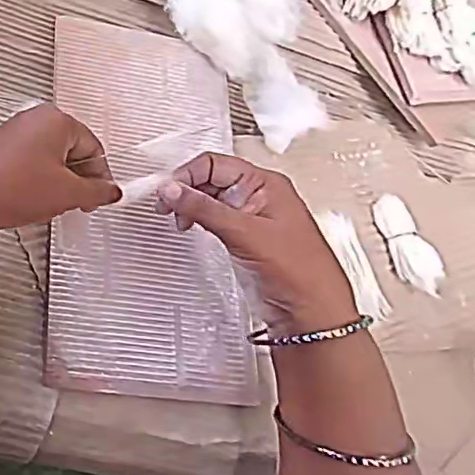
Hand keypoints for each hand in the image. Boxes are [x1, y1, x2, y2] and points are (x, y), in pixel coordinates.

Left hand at [0, 104, 120, 232]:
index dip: (101, 177)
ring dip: (57, 181)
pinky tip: (31, 199)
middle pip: (72, 150)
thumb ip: (98, 191)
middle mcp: (34, 119)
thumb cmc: (9, 189)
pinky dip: (37, 180)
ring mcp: (14, 132)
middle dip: (78, 179)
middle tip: (79, 202)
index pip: (94, 147)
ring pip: (51, 157)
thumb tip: (108, 191)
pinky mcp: (0, 148)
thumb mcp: (68, 193)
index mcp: (56, 120)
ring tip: (50, 202)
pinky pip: (30, 161)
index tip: (101, 195)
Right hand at [153, 153, 357, 330]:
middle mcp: (256, 195)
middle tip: (166, 203)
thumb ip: (204, 209)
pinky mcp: (240, 235)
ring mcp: (247, 215)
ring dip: (187, 203)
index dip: (187, 175)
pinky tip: (188, 225)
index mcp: (265, 184)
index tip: (168, 192)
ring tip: (176, 216)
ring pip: (207, 196)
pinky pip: (210, 215)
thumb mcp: (245, 232)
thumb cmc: (300, 271)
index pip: (214, 164)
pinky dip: (194, 217)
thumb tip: (174, 189)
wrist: (309, 311)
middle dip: (184, 188)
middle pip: (208, 177)